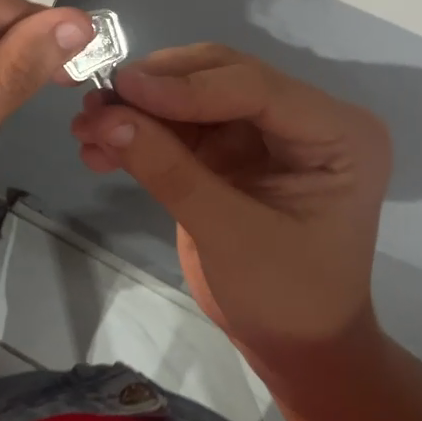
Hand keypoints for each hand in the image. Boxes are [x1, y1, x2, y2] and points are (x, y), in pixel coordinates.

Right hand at [69, 45, 390, 362]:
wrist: (293, 346)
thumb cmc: (287, 297)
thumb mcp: (230, 235)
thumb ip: (170, 171)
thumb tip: (107, 118)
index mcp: (336, 133)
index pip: (254, 86)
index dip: (185, 85)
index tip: (122, 89)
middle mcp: (301, 117)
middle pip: (215, 74)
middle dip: (154, 89)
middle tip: (96, 102)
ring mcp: (260, 129)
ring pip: (186, 92)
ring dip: (135, 108)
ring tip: (85, 126)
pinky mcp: (224, 144)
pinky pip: (172, 122)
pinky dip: (135, 131)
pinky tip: (96, 148)